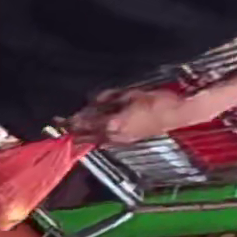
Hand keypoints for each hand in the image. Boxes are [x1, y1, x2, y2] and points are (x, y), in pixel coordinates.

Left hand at [69, 88, 217, 143]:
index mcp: (111, 124)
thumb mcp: (127, 95)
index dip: (68, 122)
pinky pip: (104, 141)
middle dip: (71, 132)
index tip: (56, 119)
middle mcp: (112, 137)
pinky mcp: (127, 142)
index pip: (82, 125)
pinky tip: (90, 133)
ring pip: (94, 140)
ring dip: (82, 136)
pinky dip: (94, 137)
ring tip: (71, 130)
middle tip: (58, 126)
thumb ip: (105, 100)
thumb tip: (89, 103)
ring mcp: (120, 141)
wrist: (180, 113)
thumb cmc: (156, 100)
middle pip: (84, 136)